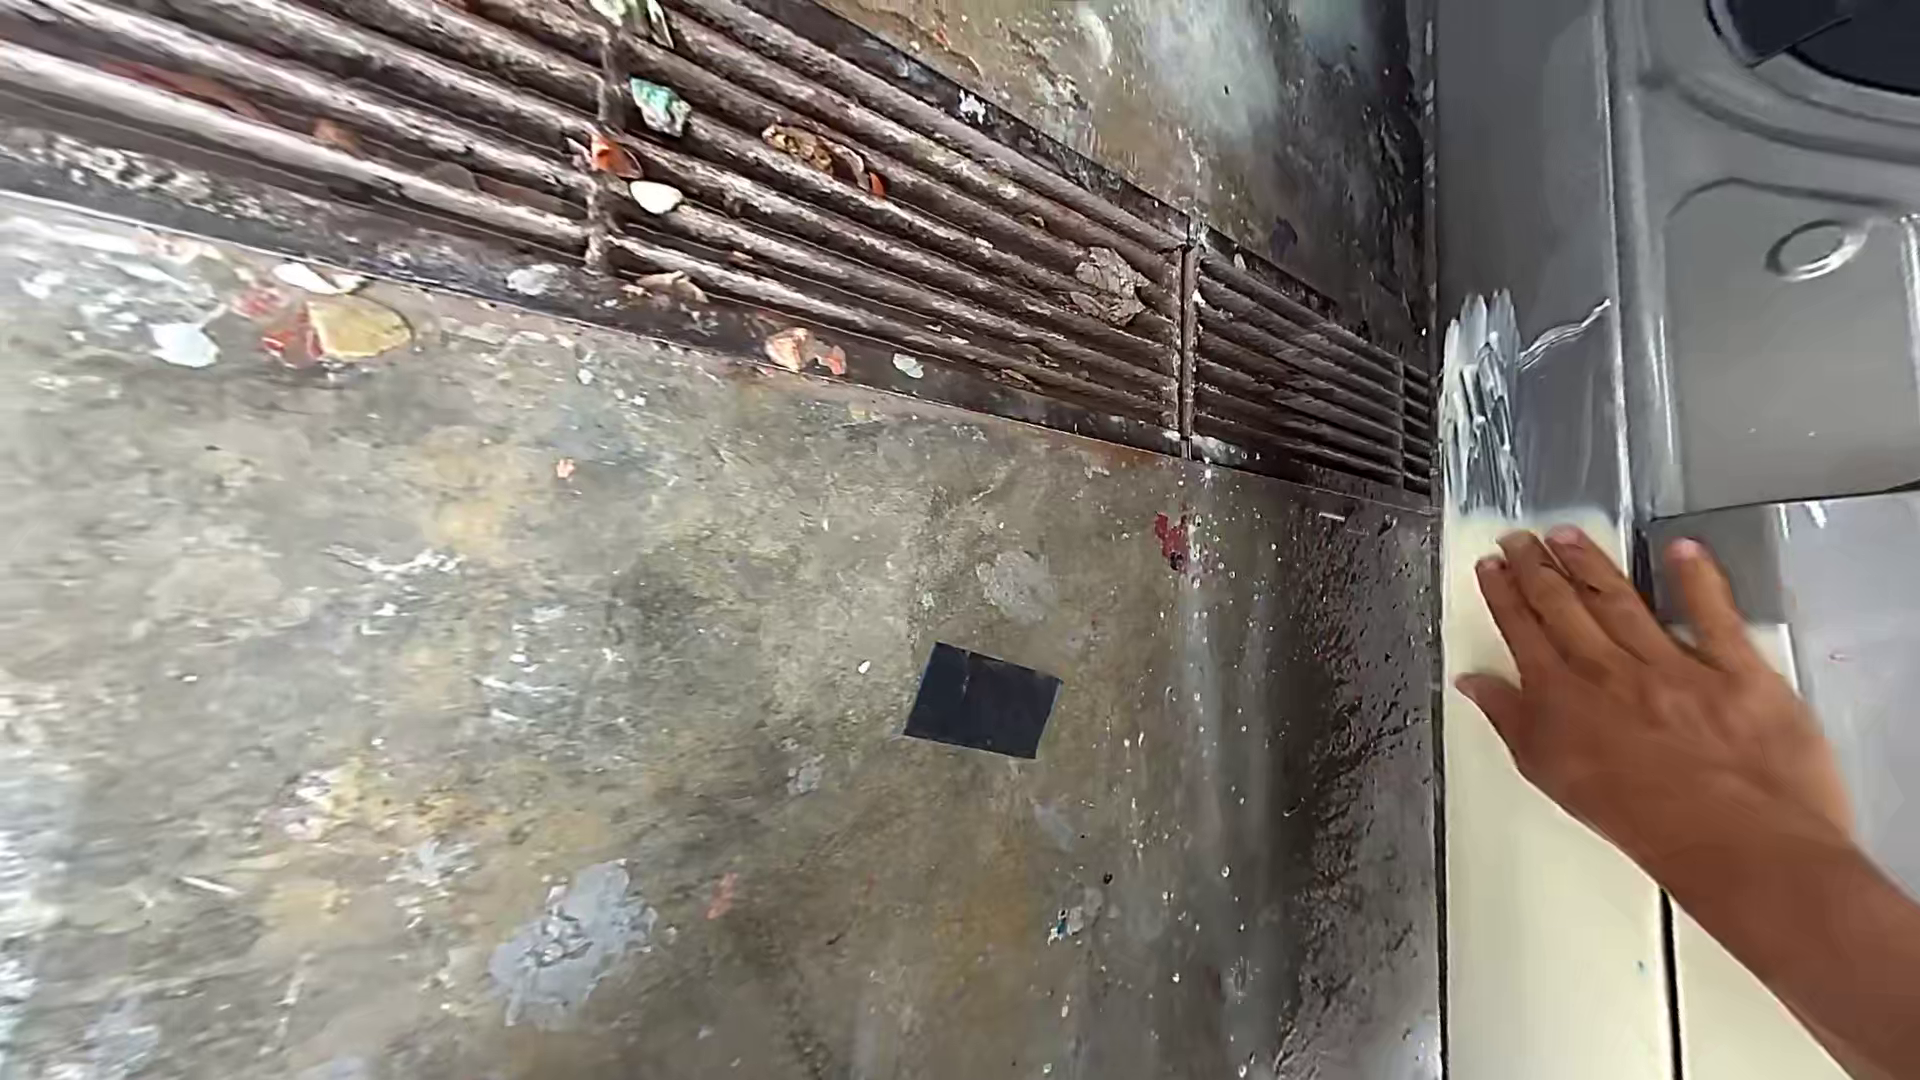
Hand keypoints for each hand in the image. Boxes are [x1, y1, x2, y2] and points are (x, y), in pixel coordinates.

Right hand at [1455, 526, 1851, 874]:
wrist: (1731, 839)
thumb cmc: (1628, 807)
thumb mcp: (1543, 767)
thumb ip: (1507, 717)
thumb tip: (1472, 682)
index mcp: (1556, 688)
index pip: (1519, 626)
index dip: (1501, 591)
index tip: (1490, 566)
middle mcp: (1603, 666)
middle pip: (1559, 604)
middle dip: (1534, 566)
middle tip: (1518, 538)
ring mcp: (1670, 664)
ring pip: (1618, 599)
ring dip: (1587, 562)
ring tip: (1565, 534)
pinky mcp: (1737, 672)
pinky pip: (1714, 616)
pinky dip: (1696, 579)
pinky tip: (1679, 548)